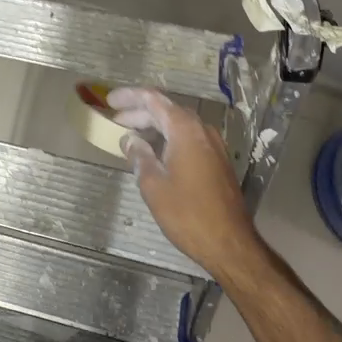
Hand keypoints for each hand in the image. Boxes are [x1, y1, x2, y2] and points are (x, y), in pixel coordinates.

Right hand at [109, 87, 260, 274]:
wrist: (231, 245)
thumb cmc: (188, 214)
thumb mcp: (154, 186)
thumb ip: (139, 156)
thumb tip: (130, 139)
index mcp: (185, 129)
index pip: (153, 99)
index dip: (130, 96)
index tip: (110, 100)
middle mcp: (201, 129)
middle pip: (166, 110)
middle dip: (139, 113)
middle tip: (116, 121)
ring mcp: (213, 144)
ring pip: (178, 125)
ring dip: (154, 127)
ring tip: (131, 136)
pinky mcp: (217, 160)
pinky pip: (188, 138)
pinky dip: (168, 138)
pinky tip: (154, 152)